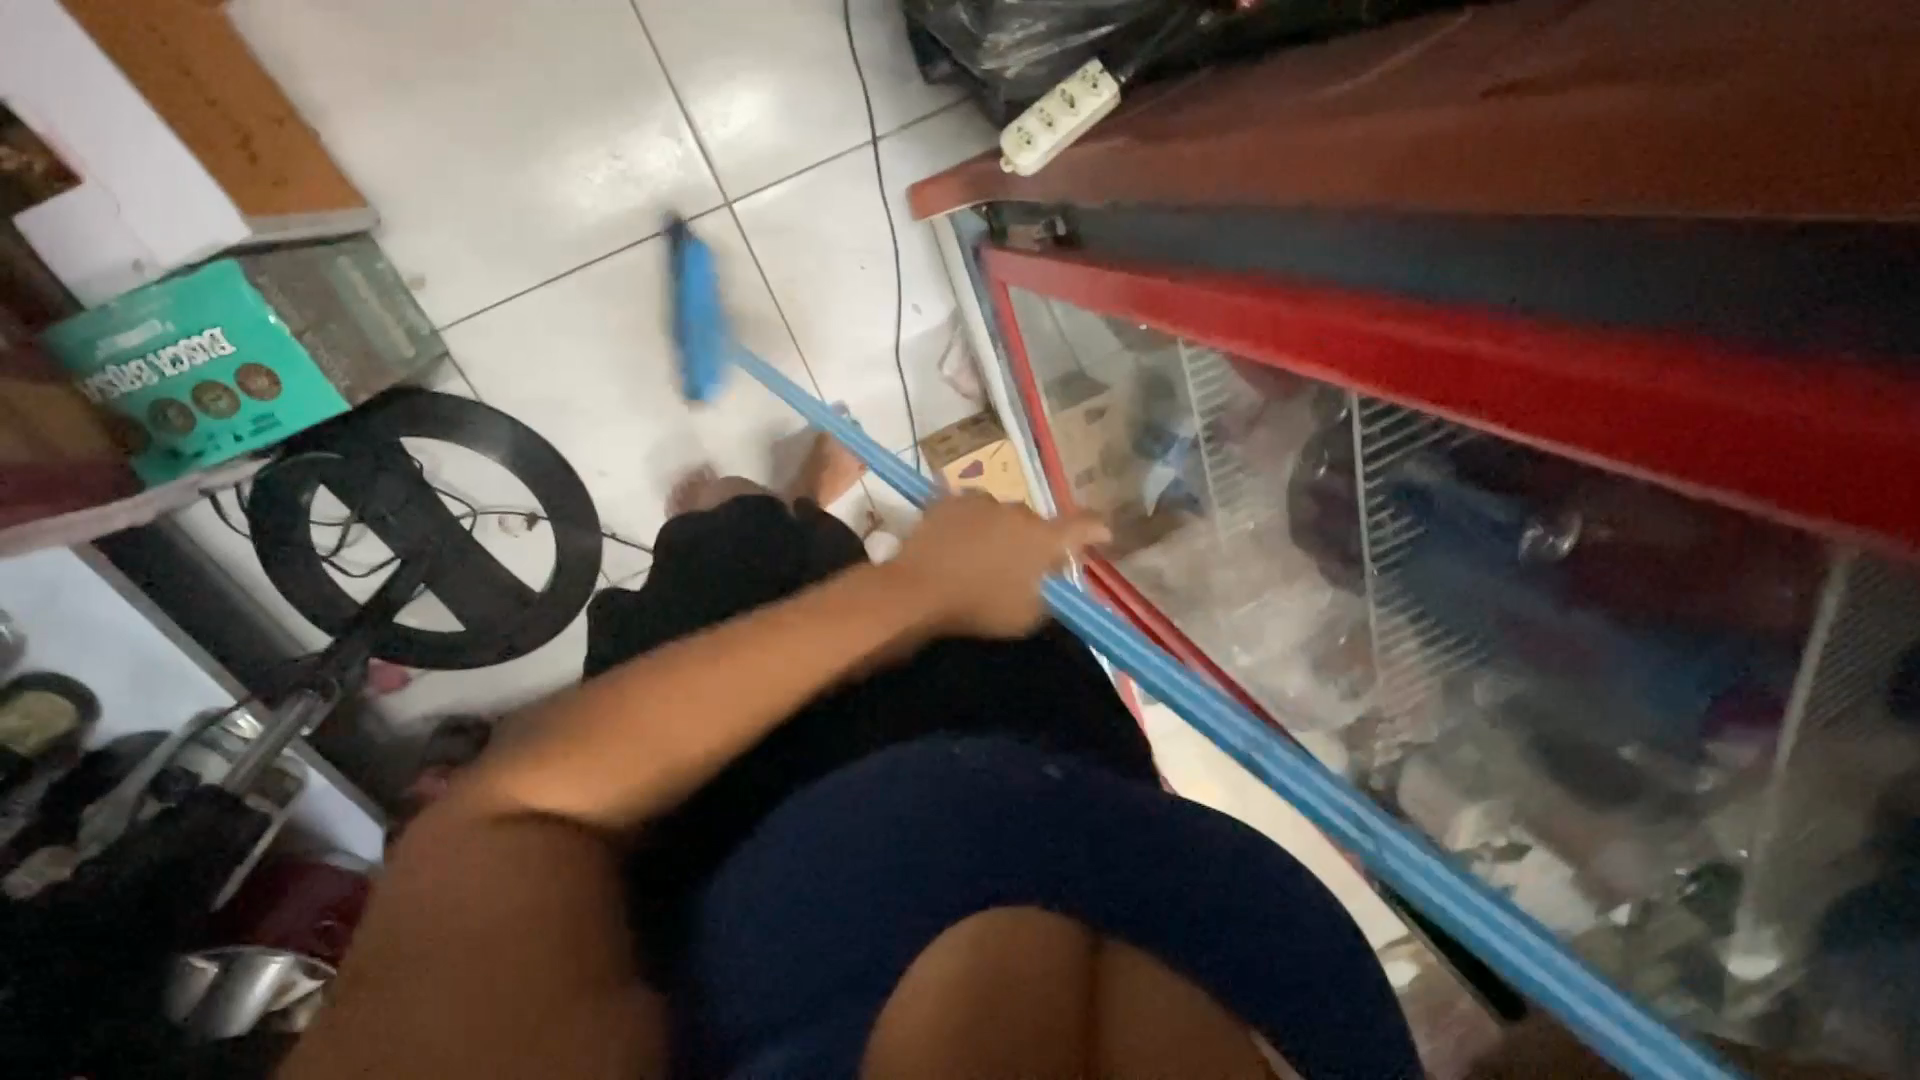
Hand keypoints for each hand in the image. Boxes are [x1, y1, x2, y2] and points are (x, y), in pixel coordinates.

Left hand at [890, 494, 1109, 639]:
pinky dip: (969, 526)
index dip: (1096, 530)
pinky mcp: (949, 501)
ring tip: (981, 557)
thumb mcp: (1027, 616)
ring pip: (1001, 515)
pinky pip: (969, 512)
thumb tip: (1053, 585)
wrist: (918, 590)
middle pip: (1037, 523)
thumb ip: (1050, 596)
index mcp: (1044, 537)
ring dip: (999, 531)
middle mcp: (1018, 511)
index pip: (1085, 525)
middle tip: (1022, 565)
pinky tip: (956, 546)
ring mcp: (981, 501)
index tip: (1102, 535)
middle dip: (1035, 541)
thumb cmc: (979, 608)